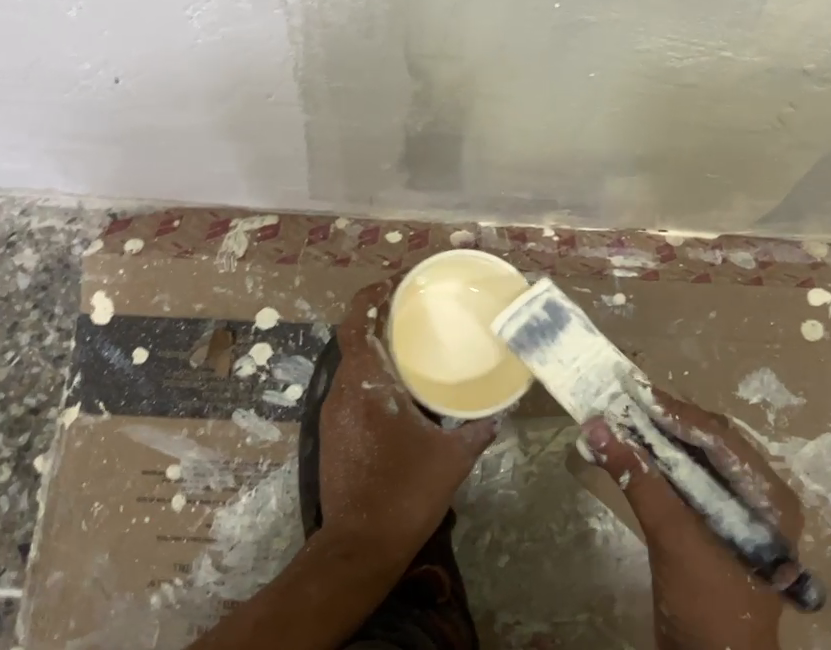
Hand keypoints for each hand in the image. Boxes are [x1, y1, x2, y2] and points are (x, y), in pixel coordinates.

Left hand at [318, 282, 498, 561]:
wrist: (361, 545)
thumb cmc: (406, 492)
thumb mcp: (451, 459)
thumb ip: (475, 432)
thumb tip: (497, 417)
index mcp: (366, 384)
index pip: (356, 323)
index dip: (370, 297)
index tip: (393, 284)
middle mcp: (343, 391)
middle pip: (354, 340)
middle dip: (379, 322)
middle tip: (411, 312)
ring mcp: (333, 414)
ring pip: (352, 368)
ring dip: (375, 352)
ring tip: (409, 347)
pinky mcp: (333, 435)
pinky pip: (351, 392)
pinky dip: (371, 380)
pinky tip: (398, 392)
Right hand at [583, 389, 803, 649]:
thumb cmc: (709, 606)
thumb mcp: (672, 538)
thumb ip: (637, 478)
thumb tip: (596, 426)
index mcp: (770, 497)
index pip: (720, 438)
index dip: (674, 411)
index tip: (632, 389)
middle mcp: (761, 497)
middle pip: (709, 443)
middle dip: (664, 421)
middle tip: (623, 399)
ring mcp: (740, 514)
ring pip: (695, 460)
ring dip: (657, 440)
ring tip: (620, 418)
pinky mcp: (716, 527)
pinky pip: (687, 482)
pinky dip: (657, 465)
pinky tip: (630, 454)